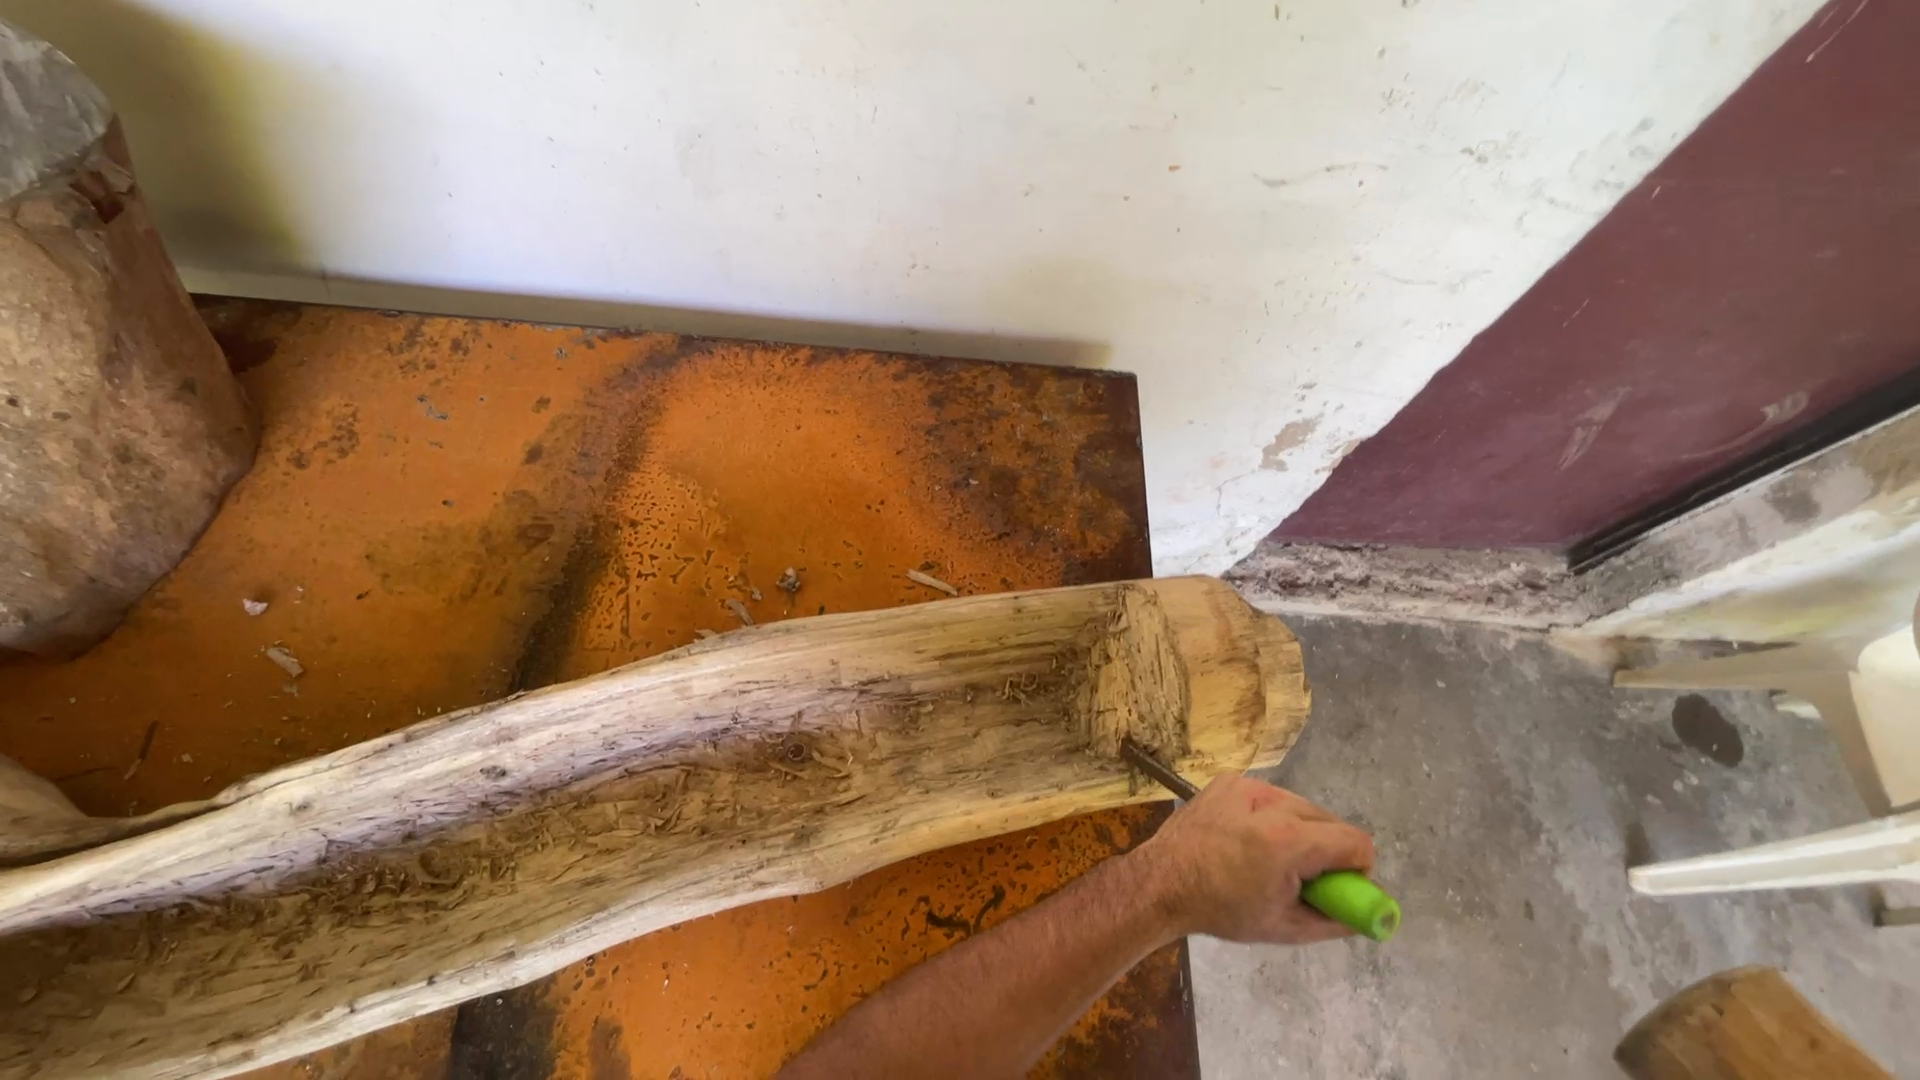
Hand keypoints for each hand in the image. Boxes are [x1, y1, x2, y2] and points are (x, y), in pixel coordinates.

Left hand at [1135, 773, 1374, 944]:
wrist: (1162, 880)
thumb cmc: (1222, 909)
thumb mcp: (1286, 927)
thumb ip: (1336, 919)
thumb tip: (1370, 914)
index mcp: (1288, 839)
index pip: (1355, 841)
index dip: (1357, 869)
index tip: (1338, 887)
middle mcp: (1271, 801)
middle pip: (1329, 821)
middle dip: (1328, 850)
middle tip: (1302, 878)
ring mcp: (1247, 785)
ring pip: (1300, 806)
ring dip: (1300, 831)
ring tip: (1271, 858)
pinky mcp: (1229, 780)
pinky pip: (1270, 797)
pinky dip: (1272, 816)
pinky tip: (1249, 838)